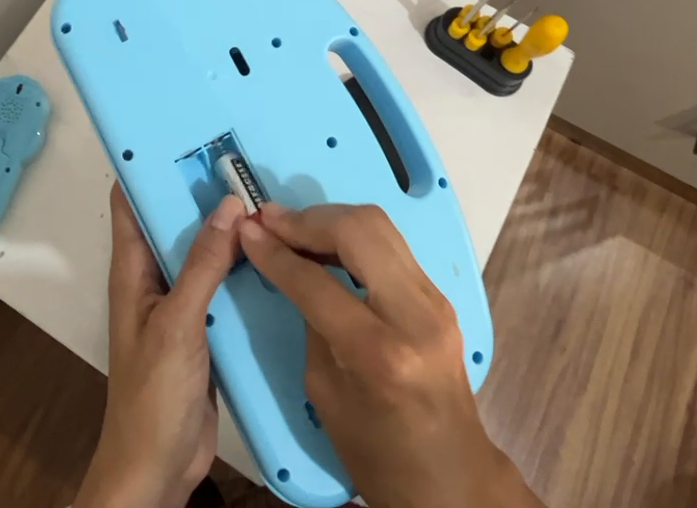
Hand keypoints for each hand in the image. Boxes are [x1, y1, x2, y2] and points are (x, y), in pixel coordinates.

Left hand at [75, 184, 244, 507]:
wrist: (158, 467)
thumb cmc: (152, 393)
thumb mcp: (178, 323)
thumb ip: (202, 265)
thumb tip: (230, 204)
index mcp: (133, 270)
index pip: (131, 202)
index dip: (147, 166)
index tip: (184, 135)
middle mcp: (155, 278)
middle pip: (175, 221)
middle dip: (202, 191)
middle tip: (244, 158)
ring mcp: (181, 302)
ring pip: (203, 251)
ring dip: (228, 228)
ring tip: (268, 194)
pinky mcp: (206, 326)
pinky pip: (223, 283)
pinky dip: (243, 264)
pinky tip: (276, 252)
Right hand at [238, 203, 542, 507]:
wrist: (451, 477)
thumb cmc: (376, 451)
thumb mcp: (324, 391)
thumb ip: (311, 320)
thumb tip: (289, 265)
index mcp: (379, 352)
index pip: (316, 281)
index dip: (275, 252)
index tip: (246, 230)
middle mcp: (415, 313)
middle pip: (358, 230)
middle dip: (306, 219)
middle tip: (268, 220)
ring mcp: (435, 299)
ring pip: (378, 225)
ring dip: (329, 219)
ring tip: (291, 227)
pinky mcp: (439, 295)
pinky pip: (390, 244)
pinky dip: (351, 234)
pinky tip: (324, 243)